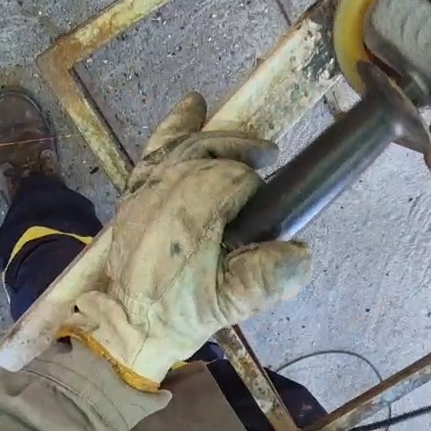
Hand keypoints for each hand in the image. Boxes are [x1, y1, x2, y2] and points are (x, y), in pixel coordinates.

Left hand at [63, 93, 311, 391]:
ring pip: (186, 145)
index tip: (263, 211)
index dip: (254, 188)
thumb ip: (266, 279)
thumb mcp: (229, 305)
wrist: (129, 325)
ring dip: (221, 139)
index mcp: (189, 214)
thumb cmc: (180, 315)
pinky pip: (156, 148)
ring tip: (252, 146)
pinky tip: (194, 105)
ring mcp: (146, 189)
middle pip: (212, 153)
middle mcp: (164, 191)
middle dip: (243, 157)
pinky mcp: (135, 193)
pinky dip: (176, 126)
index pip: (233, 178)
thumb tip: (301, 251)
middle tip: (269, 166)